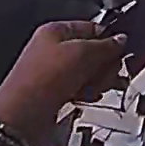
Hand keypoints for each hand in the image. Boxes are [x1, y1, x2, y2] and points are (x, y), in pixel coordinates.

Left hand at [0, 21, 124, 134]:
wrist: (24, 117)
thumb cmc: (42, 79)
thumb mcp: (83, 53)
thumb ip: (106, 45)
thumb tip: (120, 40)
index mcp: (54, 31)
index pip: (90, 28)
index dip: (107, 39)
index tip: (120, 50)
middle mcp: (51, 51)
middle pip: (90, 52)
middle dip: (103, 64)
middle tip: (107, 72)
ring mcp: (52, 73)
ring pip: (86, 73)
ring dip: (96, 80)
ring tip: (96, 87)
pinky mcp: (54, 94)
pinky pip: (79, 89)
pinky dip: (86, 93)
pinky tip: (87, 96)